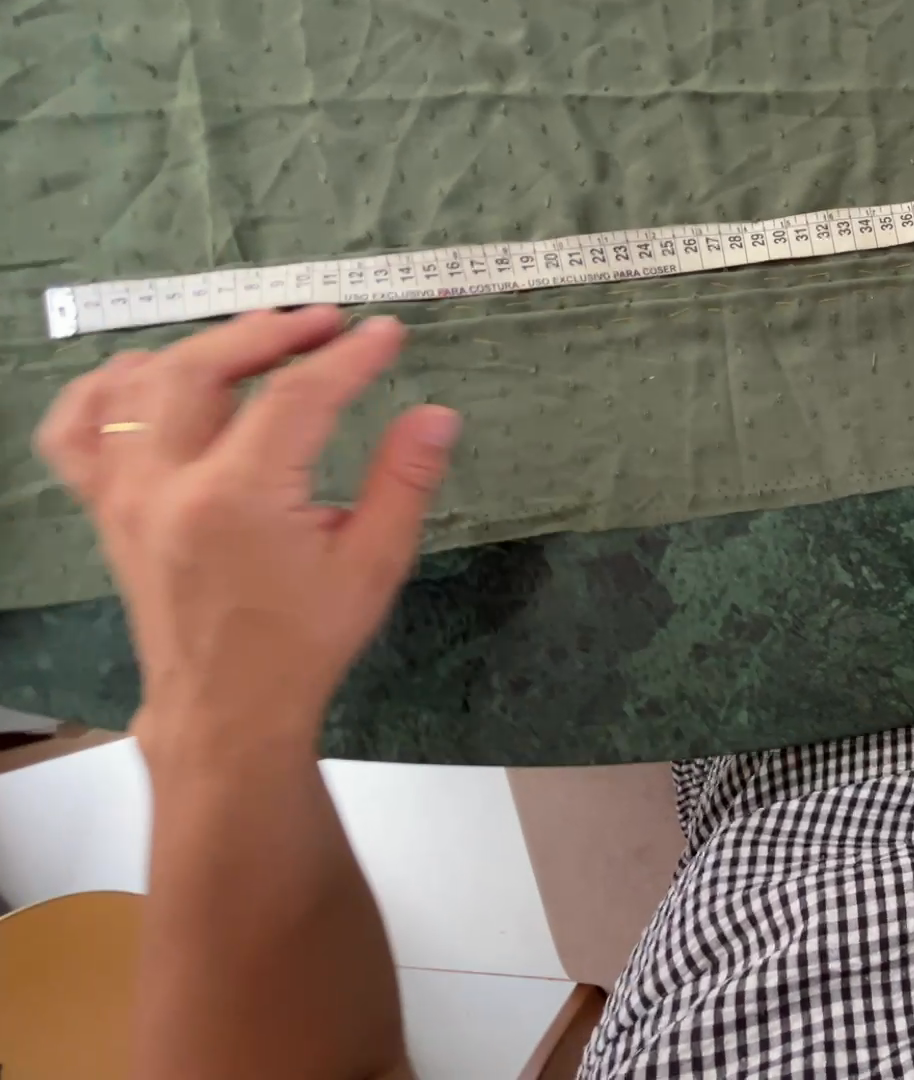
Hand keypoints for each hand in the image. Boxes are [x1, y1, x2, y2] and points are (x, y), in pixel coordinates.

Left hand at [33, 308, 459, 764]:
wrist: (232, 697)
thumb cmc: (315, 631)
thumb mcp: (379, 558)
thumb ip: (405, 480)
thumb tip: (437, 413)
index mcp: (242, 497)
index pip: (297, 398)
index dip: (348, 357)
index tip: (387, 332)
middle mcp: (166, 481)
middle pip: (203, 371)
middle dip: (270, 333)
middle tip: (327, 322)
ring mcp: (121, 492)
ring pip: (136, 386)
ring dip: (202, 349)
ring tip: (260, 340)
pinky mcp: (105, 506)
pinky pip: (78, 427)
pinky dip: (114, 387)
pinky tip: (154, 376)